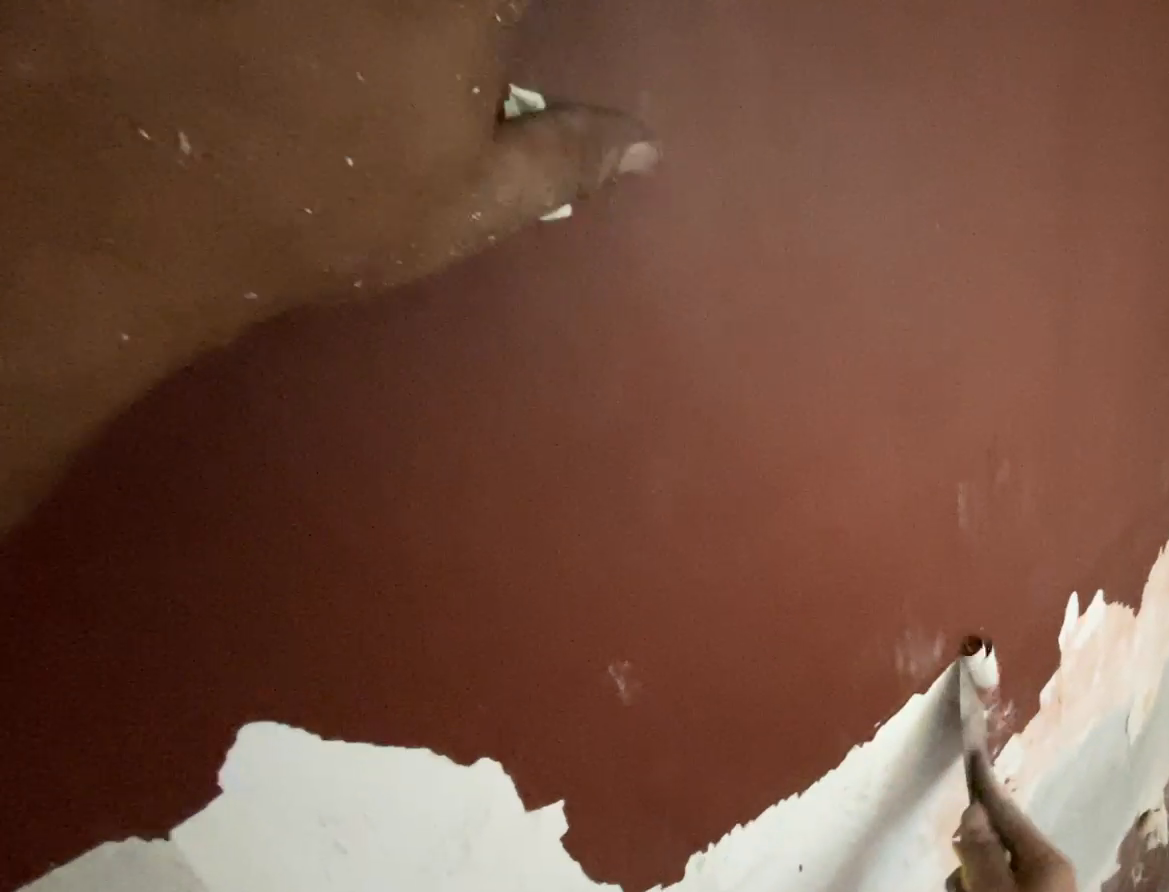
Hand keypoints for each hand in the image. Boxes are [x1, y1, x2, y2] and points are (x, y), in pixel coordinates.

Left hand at [0, 0, 656, 531]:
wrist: (136, 200)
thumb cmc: (337, 210)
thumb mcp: (479, 202)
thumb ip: (568, 157)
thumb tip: (648, 145)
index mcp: (456, 7)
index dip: (523, 16)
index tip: (516, 39)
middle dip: (466, 25)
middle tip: (451, 63)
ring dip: (392, 24)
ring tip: (373, 63)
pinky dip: (305, 21)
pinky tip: (296, 43)